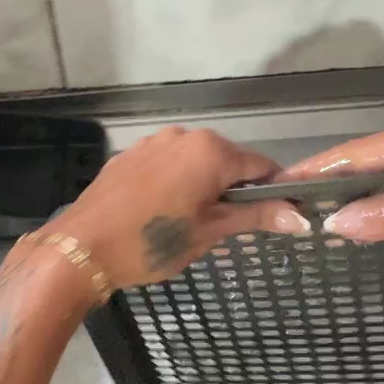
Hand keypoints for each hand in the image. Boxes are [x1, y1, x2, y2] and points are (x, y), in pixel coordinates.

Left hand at [50, 127, 309, 288]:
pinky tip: (163, 212)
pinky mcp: (129, 156)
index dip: (274, 191)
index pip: (261, 166)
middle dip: (235, 190)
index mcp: (210, 151)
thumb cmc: (151, 244)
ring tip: (192, 224)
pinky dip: (176, 184)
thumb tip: (301, 218)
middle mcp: (184, 136)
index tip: (276, 216)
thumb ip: (255, 217)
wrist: (82, 247)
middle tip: (228, 229)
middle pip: (228, 161)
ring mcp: (153, 143)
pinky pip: (167, 165)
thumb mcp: (208, 232)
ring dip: (204, 186)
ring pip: (195, 162)